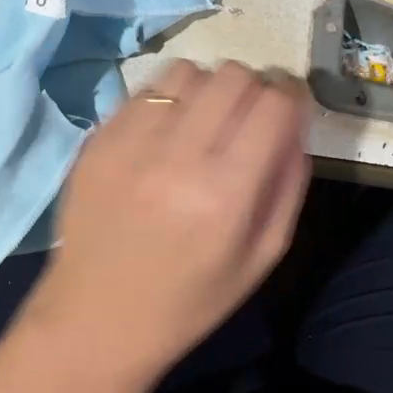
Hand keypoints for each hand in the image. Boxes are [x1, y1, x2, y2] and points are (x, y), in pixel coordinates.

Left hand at [20, 60, 311, 381]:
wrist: (96, 321)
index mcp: (226, 194)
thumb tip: (297, 120)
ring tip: (203, 120)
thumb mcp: (263, 256)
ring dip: (208, 88)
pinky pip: (147, 88)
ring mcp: (131, 143)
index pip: (274, 103)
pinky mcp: (99, 138)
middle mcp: (178, 158)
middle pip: (234, 75)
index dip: (290, 97)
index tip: (288, 109)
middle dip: (253, 88)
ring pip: (190, 71)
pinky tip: (165, 132)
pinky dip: (168, 99)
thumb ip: (289, 181)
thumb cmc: (190, 299)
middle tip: (247, 116)